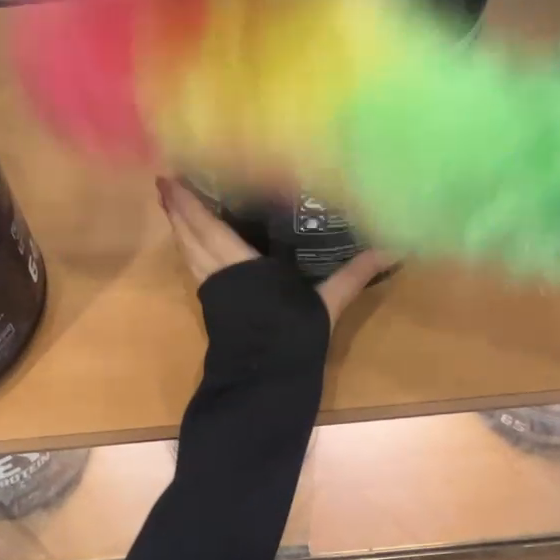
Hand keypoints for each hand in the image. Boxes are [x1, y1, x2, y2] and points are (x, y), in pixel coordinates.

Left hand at [156, 177, 393, 328]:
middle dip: (176, 207)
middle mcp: (217, 272)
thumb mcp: (324, 304)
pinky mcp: (211, 305)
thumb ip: (352, 274)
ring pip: (187, 251)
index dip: (186, 202)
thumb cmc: (291, 339)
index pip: (205, 226)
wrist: (264, 383)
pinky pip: (193, 265)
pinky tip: (194, 241)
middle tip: (166, 180)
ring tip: (174, 202)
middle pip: (189, 234)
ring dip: (179, 226)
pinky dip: (188, 246)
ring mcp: (211, 290)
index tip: (171, 176)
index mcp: (238, 265)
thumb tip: (393, 248)